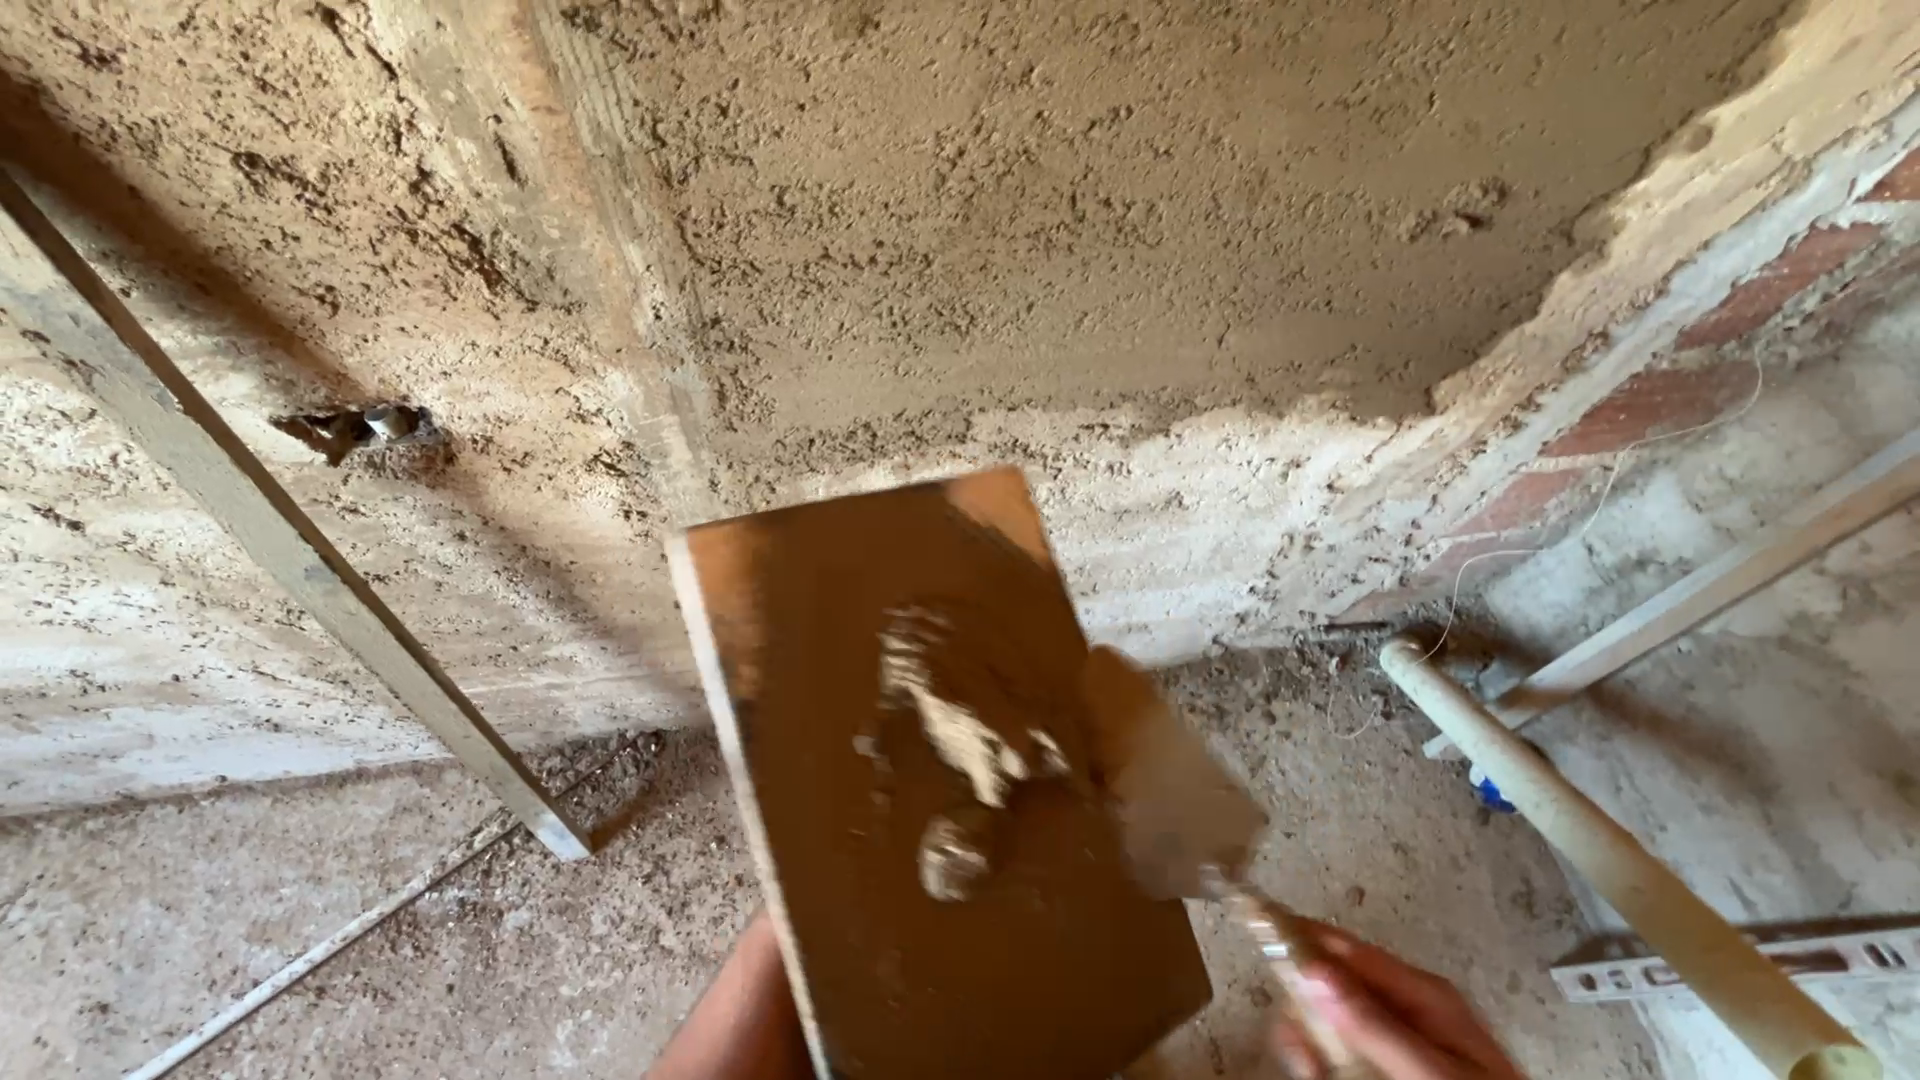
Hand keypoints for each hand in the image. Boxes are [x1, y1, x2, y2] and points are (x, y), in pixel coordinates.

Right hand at [1271, 921, 1526, 1079]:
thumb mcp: (1429, 1071)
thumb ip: (1374, 1024)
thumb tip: (1312, 969)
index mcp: (1420, 990)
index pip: (1344, 947)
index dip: (1298, 935)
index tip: (1256, 931)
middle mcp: (1402, 1001)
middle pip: (1329, 980)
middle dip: (1302, 1006)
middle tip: (1298, 1052)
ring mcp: (1394, 1031)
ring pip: (1326, 1013)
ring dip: (1307, 1037)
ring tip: (1309, 1070)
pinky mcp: (1387, 1058)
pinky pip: (1338, 1041)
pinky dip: (1319, 1055)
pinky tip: (1318, 1073)